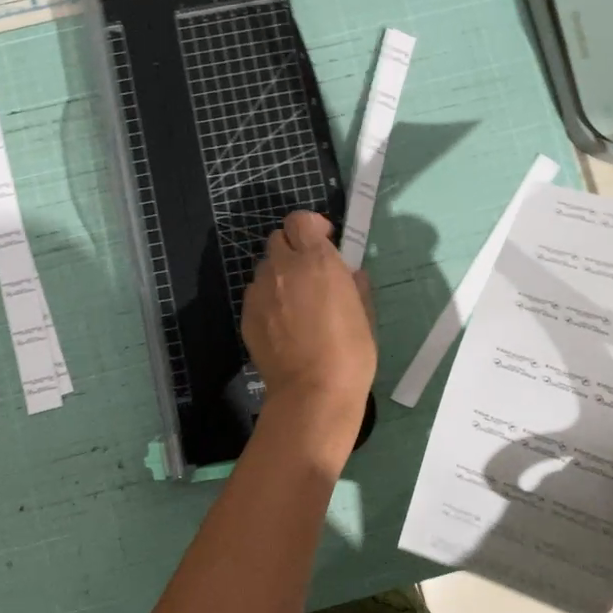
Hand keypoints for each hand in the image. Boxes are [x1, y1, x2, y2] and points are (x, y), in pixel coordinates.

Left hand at [240, 211, 375, 465]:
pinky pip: (256, 294)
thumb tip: (348, 273)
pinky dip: (268, 299)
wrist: (313, 392)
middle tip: (308, 271)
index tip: (323, 240)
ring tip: (295, 302)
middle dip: (292, 248)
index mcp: (316, 260)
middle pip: (277, 239)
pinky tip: (282, 323)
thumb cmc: (350, 352)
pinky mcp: (247, 313)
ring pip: (265, 267)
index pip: (299, 220)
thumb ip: (353, 284)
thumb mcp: (364, 312)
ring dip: (279, 274)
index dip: (310, 225)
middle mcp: (283, 268)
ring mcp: (260, 291)